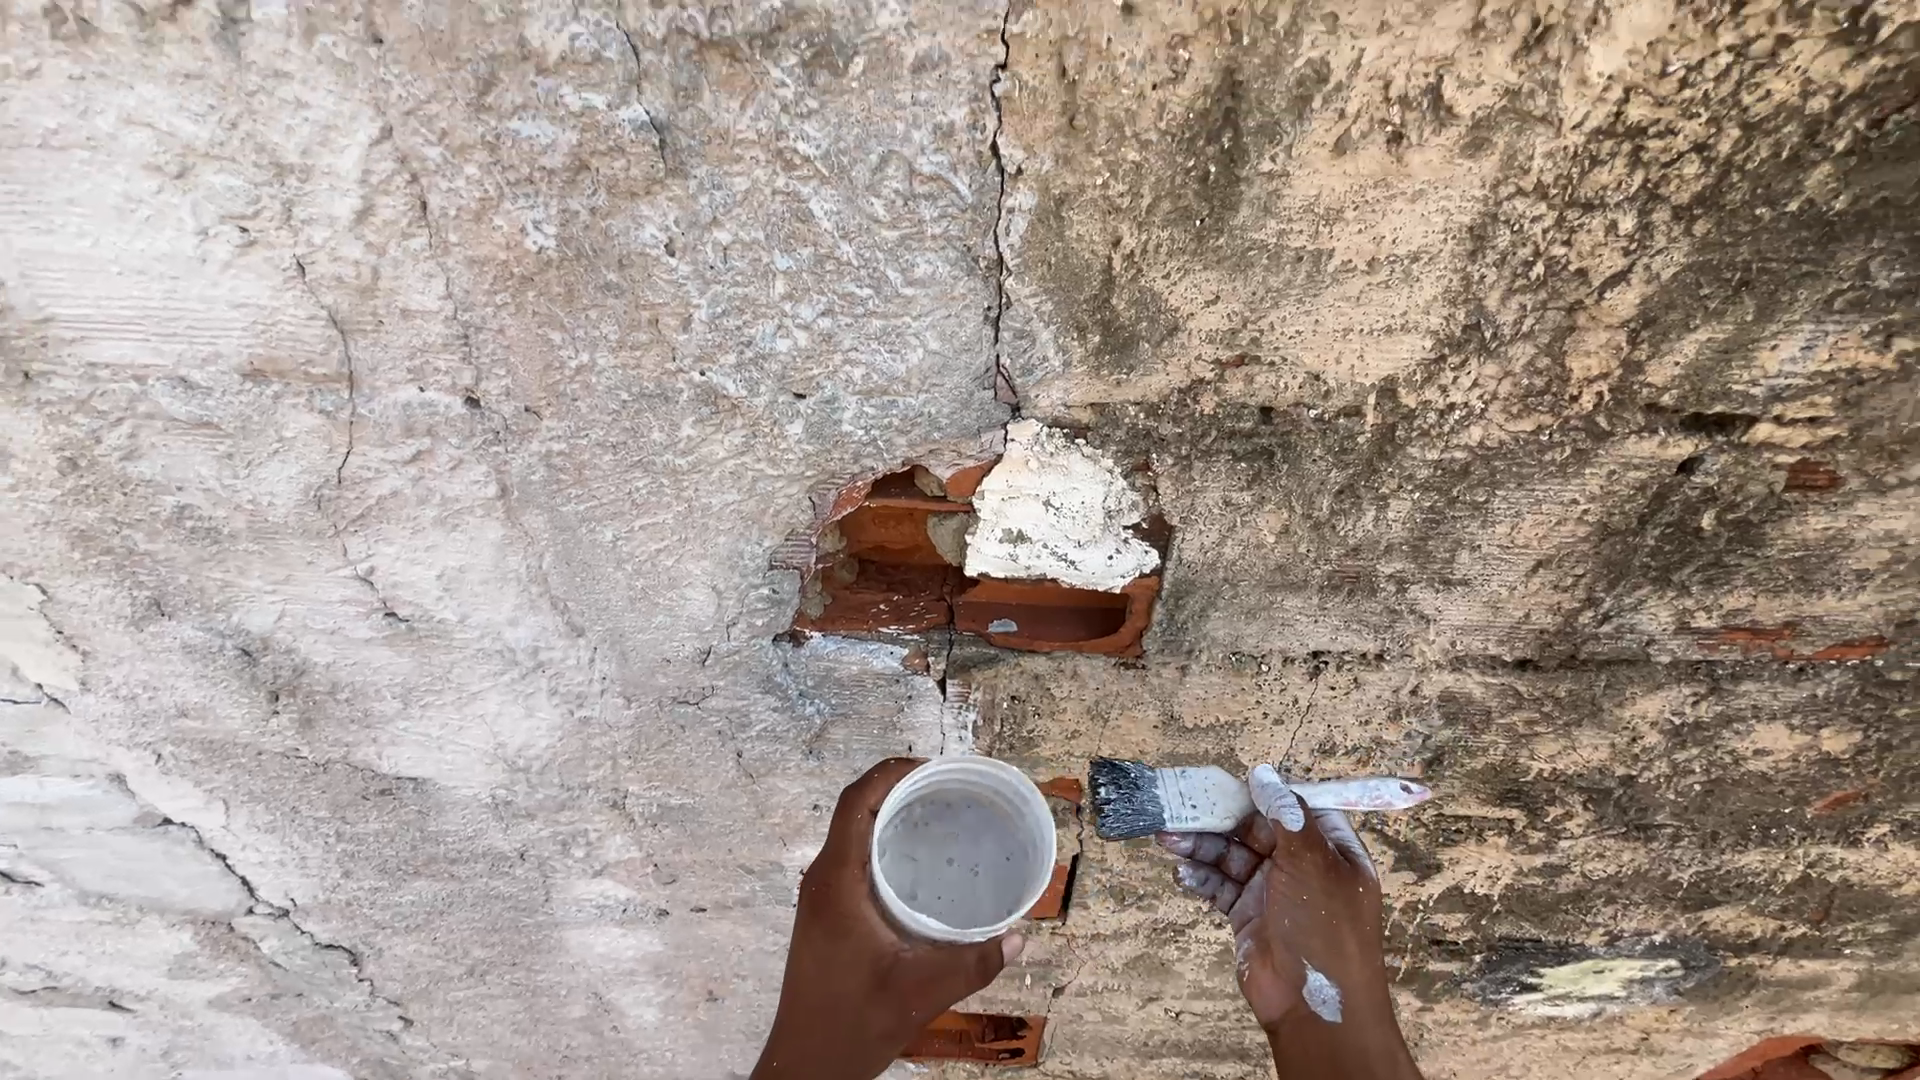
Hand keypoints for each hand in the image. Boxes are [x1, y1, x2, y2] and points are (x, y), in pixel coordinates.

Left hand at [752, 758, 1023, 1079]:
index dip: (890, 772)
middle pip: (854, 807)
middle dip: (896, 784)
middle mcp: (823, 877)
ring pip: (851, 830)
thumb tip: (1020, 938)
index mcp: (837, 880)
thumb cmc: (854, 1022)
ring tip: (936, 811)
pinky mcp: (825, 909)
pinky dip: (881, 837)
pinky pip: (851, 852)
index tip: (932, 767)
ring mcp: (820, 893)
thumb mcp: (921, 991)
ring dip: (887, 810)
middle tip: (945, 786)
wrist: (806, 1066)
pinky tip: (916, 857)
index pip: (855, 801)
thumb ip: (974, 964)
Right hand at [1158, 764, 1420, 1079]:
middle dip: (1219, 819)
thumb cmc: (1322, 930)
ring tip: (1167, 839)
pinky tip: (1182, 873)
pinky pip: (1219, 885)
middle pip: (1254, 829)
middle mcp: (1301, 868)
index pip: (1298, 809)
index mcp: (1330, 852)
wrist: (1311, 1010)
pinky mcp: (1245, 914)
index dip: (1267, 794)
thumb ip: (1287, 815)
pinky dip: (1199, 876)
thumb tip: (1262, 773)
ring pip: (1230, 855)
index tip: (1234, 782)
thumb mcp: (1311, 863)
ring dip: (1200, 846)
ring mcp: (1271, 892)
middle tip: (1183, 807)